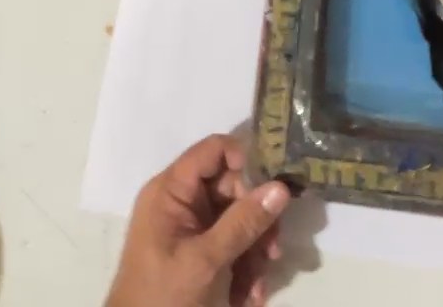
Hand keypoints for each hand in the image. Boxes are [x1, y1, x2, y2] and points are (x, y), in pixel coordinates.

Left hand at [106, 134, 290, 306]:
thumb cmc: (161, 296)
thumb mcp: (205, 260)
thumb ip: (242, 223)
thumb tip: (281, 187)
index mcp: (171, 189)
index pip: (214, 150)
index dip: (246, 161)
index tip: (273, 188)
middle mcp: (181, 200)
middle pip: (232, 188)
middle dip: (255, 222)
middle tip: (273, 251)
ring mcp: (190, 225)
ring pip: (237, 219)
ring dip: (253, 252)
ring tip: (257, 288)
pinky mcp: (198, 250)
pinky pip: (231, 244)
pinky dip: (244, 267)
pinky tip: (248, 296)